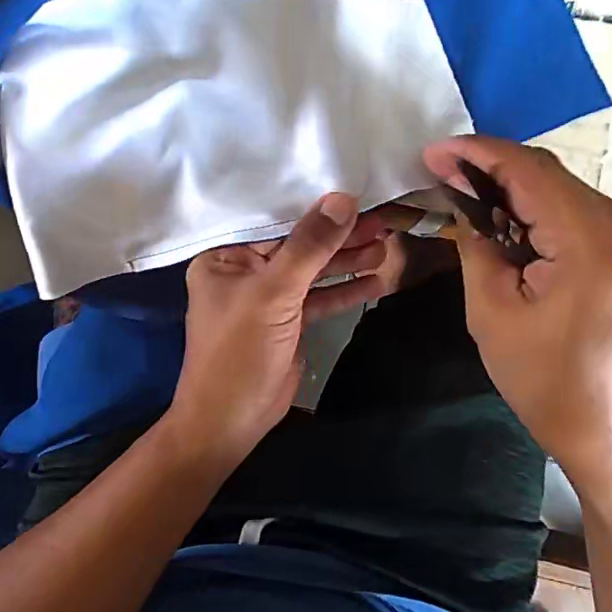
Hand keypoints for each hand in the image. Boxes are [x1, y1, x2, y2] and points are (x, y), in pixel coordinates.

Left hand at [167, 194, 397, 457]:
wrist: (231, 419)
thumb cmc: (240, 350)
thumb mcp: (273, 292)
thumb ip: (309, 247)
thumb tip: (343, 199)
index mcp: (224, 257)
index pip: (272, 221)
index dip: (313, 208)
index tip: (355, 192)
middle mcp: (243, 272)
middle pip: (298, 245)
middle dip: (338, 237)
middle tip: (381, 222)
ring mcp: (267, 298)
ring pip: (312, 272)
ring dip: (347, 262)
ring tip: (386, 247)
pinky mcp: (286, 321)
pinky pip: (318, 298)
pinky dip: (344, 291)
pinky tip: (375, 280)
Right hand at [423, 136, 611, 480]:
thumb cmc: (550, 386)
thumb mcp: (493, 316)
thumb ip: (478, 249)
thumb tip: (465, 207)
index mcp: (598, 247)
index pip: (533, 174)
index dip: (479, 154)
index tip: (437, 151)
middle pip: (556, 181)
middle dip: (497, 175)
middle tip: (448, 179)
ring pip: (575, 198)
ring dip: (524, 198)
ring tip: (478, 210)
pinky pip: (595, 219)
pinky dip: (553, 218)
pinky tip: (523, 234)